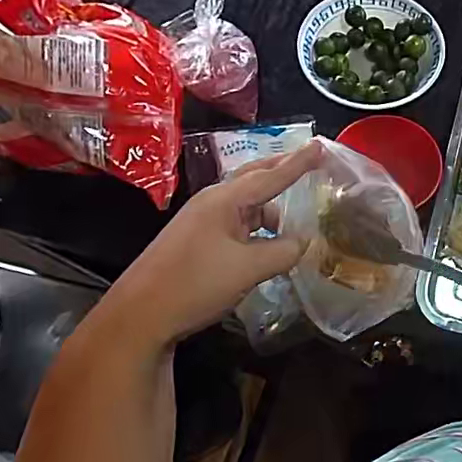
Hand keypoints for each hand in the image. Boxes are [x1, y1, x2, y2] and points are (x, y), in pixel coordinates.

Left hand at [95, 142, 324, 346]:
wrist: (140, 316)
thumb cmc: (195, 284)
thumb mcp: (248, 269)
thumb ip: (283, 251)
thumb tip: (303, 242)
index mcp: (224, 201)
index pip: (271, 176)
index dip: (298, 162)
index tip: (320, 146)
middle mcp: (213, 203)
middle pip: (255, 180)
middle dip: (282, 171)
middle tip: (311, 163)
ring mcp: (203, 222)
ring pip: (248, 206)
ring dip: (272, 211)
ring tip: (295, 225)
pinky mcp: (199, 242)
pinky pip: (238, 225)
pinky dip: (259, 230)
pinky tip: (270, 245)